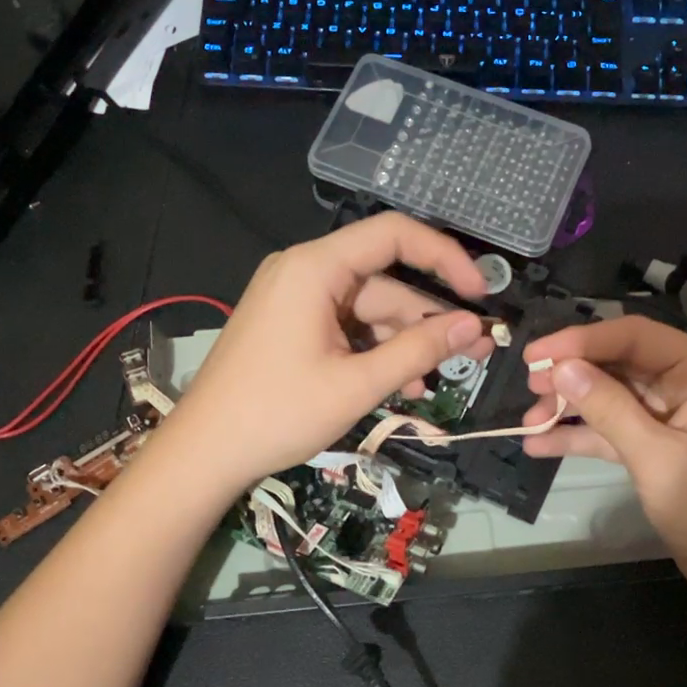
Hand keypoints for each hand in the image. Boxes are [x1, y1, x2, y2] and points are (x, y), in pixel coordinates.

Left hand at [161, 213, 492, 492]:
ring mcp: (296, 301)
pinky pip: (346, 330)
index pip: (394, 235)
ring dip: (405, 345)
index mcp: (315, 268)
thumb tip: (472, 327)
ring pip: (369, 312)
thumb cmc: (277, 413)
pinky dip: (375, 353)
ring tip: (439, 382)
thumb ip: (417, 351)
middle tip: (478, 352)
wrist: (205, 451)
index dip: (445, 257)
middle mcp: (305, 272)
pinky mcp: (292, 328)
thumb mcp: (356, 384)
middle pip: (385, 282)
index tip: (481, 293)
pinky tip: (403, 386)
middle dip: (430, 319)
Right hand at [520, 317, 686, 599]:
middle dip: (572, 376)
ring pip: (612, 399)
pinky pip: (615, 432)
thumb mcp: (657, 456)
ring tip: (527, 423)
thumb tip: (561, 367)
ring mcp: (674, 417)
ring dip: (571, 409)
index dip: (580, 341)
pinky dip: (582, 437)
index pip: (634, 337)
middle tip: (529, 387)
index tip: (533, 355)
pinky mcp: (661, 449)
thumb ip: (608, 409)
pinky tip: (540, 446)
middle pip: (619, 364)